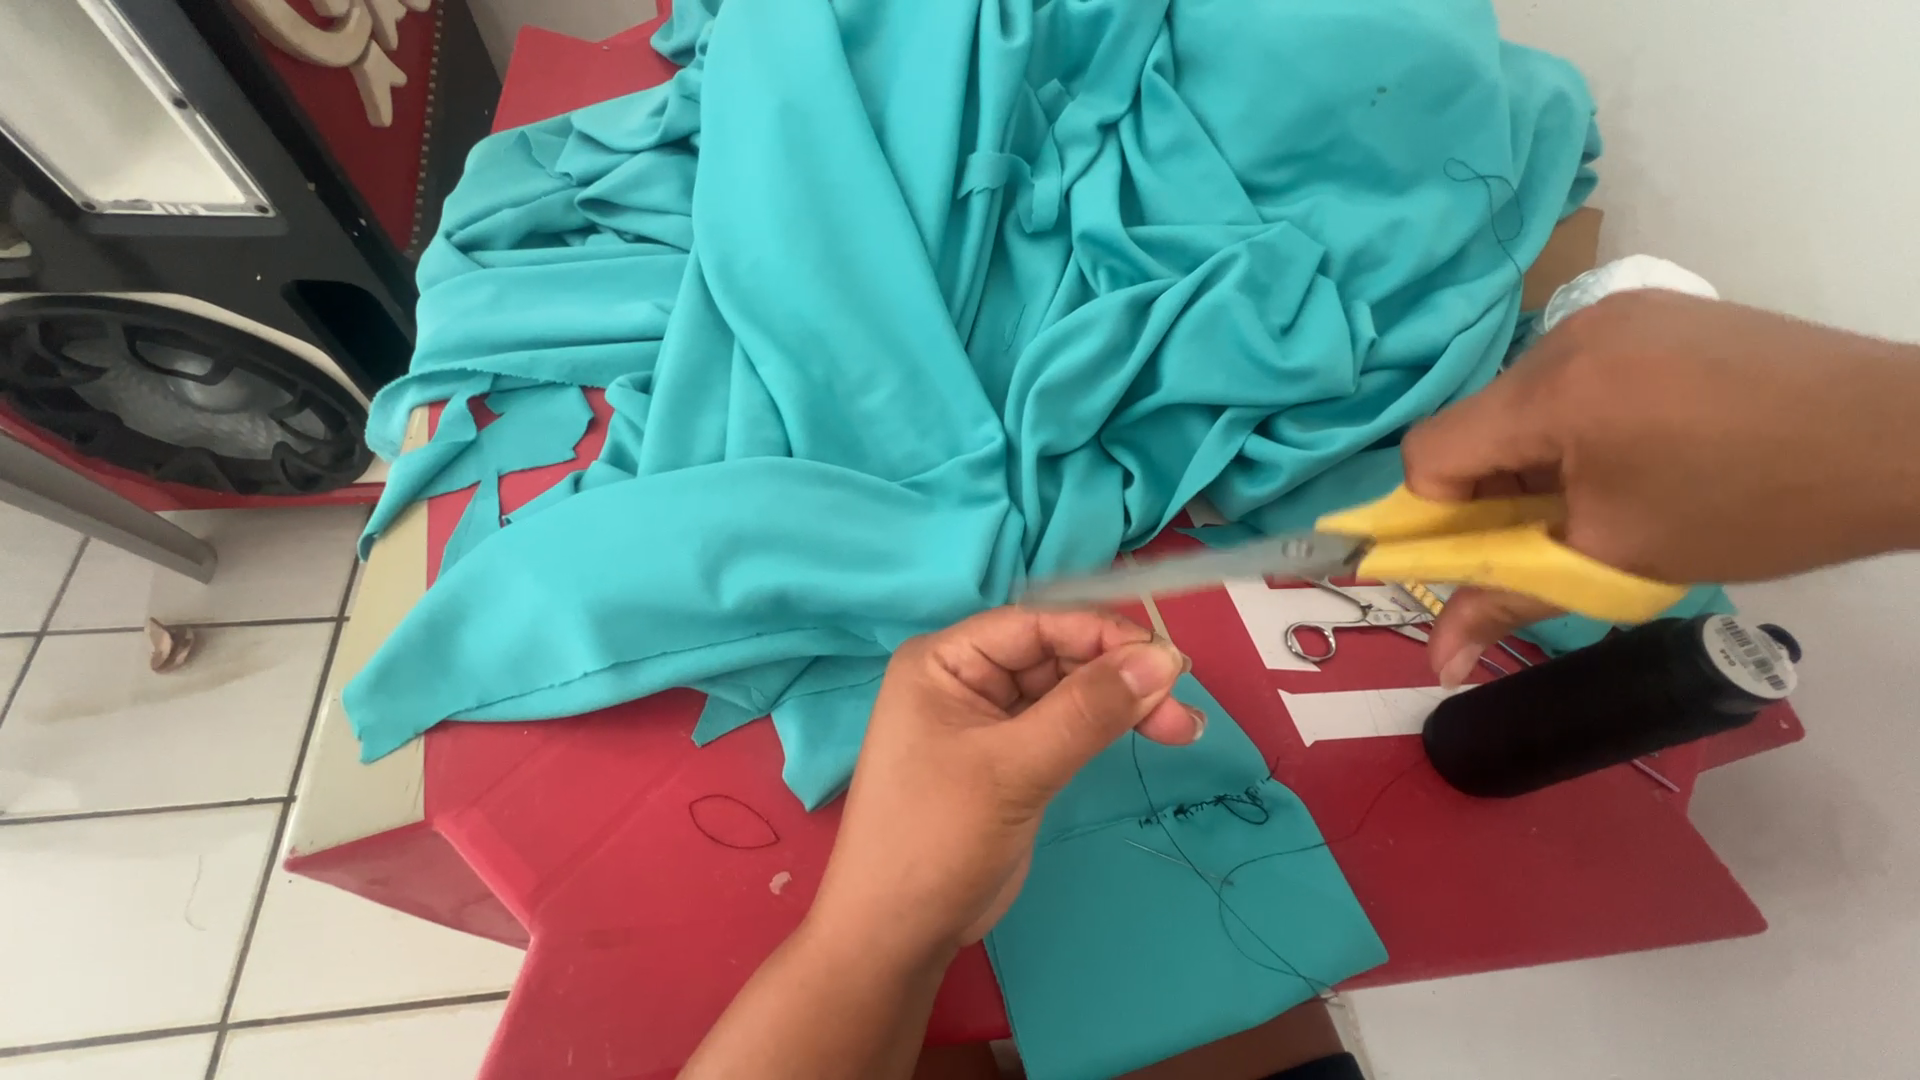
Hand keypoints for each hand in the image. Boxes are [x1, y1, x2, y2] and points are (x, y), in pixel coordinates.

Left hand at [808, 607, 1200, 957]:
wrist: (899, 934)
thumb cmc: (938, 837)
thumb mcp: (1014, 768)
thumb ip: (1087, 711)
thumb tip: (1163, 658)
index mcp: (946, 660)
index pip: (1033, 625)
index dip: (1101, 634)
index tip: (1168, 657)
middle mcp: (966, 678)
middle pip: (1056, 656)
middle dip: (1119, 675)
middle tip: (1183, 706)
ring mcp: (990, 718)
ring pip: (1069, 691)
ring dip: (1123, 702)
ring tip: (1185, 726)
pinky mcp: (1012, 756)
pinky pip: (1067, 725)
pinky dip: (1108, 727)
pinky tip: (1153, 730)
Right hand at [1402, 290, 1919, 681]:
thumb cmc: (1761, 508)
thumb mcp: (1620, 561)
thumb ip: (1507, 601)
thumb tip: (1437, 665)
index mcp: (1553, 392)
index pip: (1429, 452)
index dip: (1438, 510)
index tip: (1493, 543)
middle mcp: (1565, 336)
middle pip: (1472, 427)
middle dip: (1492, 487)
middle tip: (1559, 523)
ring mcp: (1608, 313)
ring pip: (1514, 403)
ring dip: (1531, 454)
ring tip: (1606, 481)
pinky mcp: (1643, 310)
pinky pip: (1562, 374)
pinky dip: (1570, 419)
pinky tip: (1633, 440)